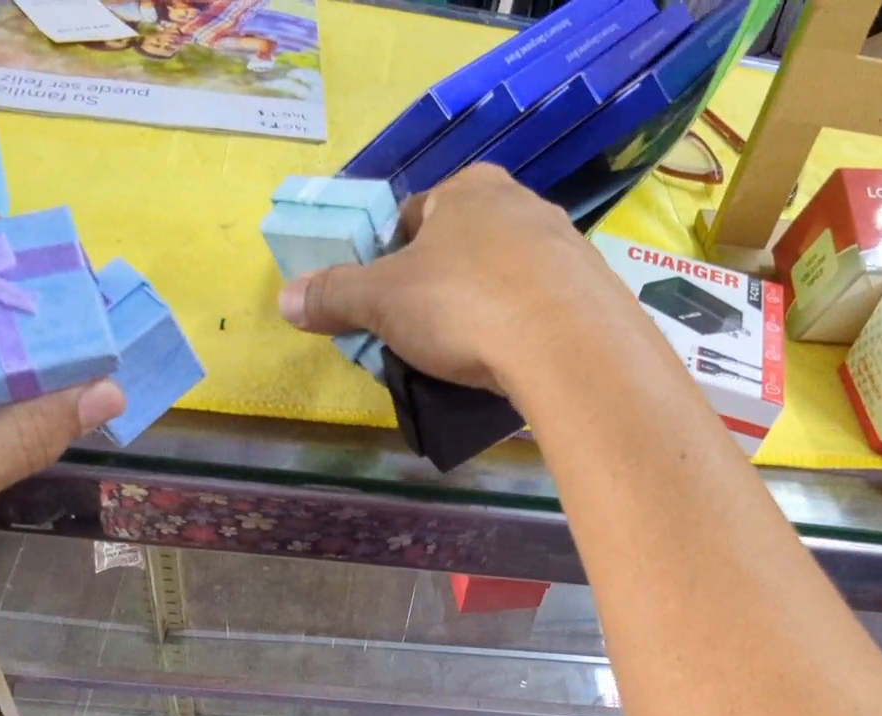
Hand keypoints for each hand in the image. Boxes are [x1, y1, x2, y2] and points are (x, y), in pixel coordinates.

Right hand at [275, 164, 653, 401]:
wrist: (570, 348)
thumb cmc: (464, 305)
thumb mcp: (383, 302)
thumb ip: (334, 296)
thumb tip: (286, 299)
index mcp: (467, 189)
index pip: (413, 216)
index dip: (391, 259)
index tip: (386, 304)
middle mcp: (522, 203)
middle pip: (462, 246)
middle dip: (439, 286)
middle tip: (425, 335)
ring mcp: (566, 246)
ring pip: (507, 276)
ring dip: (485, 307)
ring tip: (472, 355)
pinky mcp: (595, 290)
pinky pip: (544, 306)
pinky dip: (525, 329)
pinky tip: (516, 360)